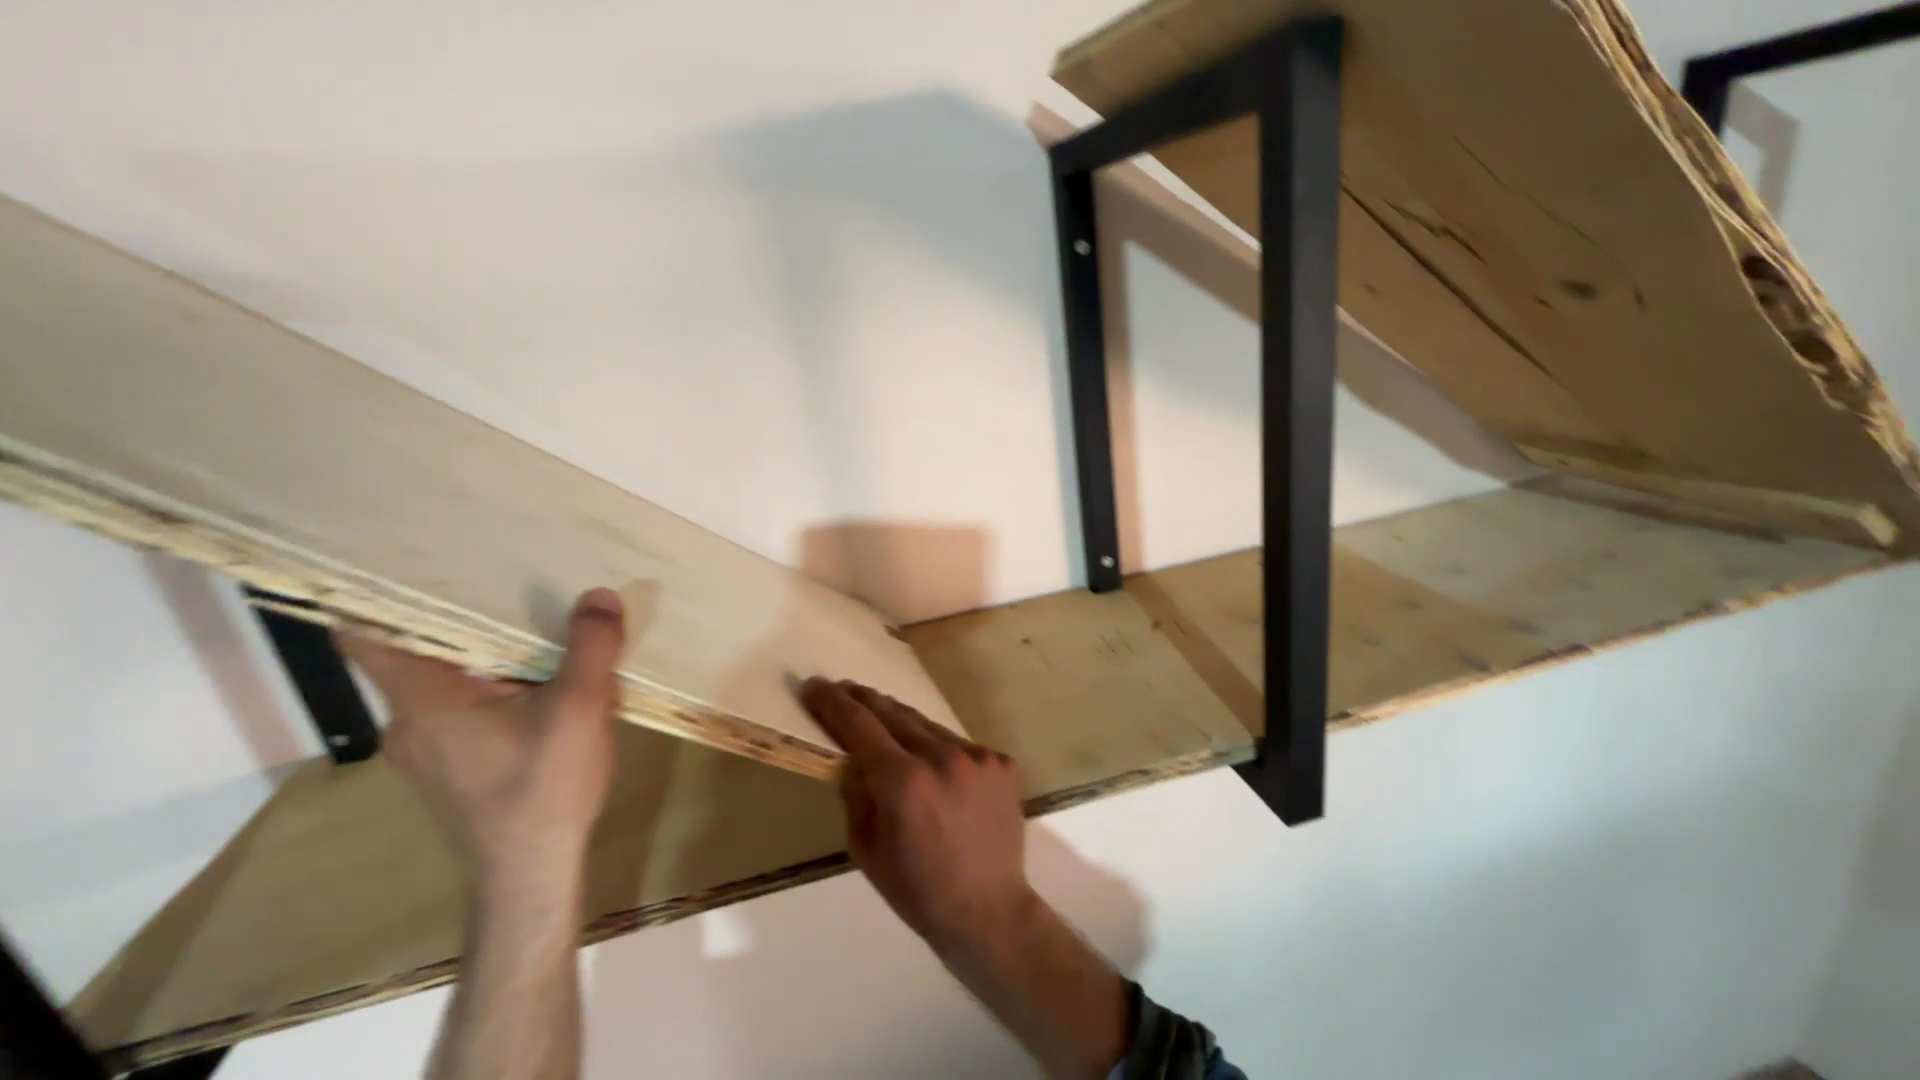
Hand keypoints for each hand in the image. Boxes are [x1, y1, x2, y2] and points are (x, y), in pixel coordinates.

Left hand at [337, 588, 627, 893]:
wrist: (530, 878)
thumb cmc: (542, 791)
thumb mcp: (577, 710)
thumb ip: (589, 648)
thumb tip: (597, 597)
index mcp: (422, 699)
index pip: (362, 634)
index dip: (368, 594)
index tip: (397, 559)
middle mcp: (408, 722)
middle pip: (410, 653)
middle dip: (451, 617)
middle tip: (493, 579)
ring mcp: (426, 752)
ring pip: (438, 685)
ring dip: (474, 658)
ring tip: (523, 628)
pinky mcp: (450, 772)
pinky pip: (456, 713)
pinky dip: (485, 691)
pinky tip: (532, 690)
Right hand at [798, 678, 1033, 954]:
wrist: (988, 911)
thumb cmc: (917, 890)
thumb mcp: (865, 848)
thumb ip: (856, 796)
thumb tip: (853, 761)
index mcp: (902, 781)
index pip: (859, 725)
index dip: (833, 703)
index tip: (816, 686)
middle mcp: (941, 758)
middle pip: (894, 714)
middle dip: (864, 700)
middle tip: (844, 689)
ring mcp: (978, 758)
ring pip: (929, 728)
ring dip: (904, 724)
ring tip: (884, 720)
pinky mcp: (1003, 764)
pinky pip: (961, 747)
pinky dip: (940, 751)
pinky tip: (933, 765)